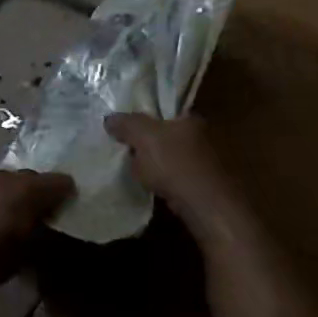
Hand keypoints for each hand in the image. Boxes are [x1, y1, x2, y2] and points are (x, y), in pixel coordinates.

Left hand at [0, 170, 73, 290]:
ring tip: (16, 212)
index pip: (57, 182)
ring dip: (17, 191)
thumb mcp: (27, 249)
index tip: (68, 206)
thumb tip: (49, 216)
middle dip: (40, 191)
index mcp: (28, 190)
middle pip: (32, 177)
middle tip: (43, 212)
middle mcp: (9, 177)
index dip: (65, 192)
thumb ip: (42, 226)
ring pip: (10, 179)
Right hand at [103, 113, 238, 218]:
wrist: (205, 205)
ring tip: (136, 171)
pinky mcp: (205, 184)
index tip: (127, 128)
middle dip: (150, 142)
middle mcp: (204, 136)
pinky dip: (166, 180)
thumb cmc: (175, 164)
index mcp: (192, 119)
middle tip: (127, 149)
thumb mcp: (144, 137)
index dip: (145, 117)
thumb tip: (109, 119)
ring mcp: (208, 162)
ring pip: (173, 157)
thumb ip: (126, 124)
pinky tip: (153, 187)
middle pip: (168, 134)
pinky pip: (178, 176)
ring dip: (158, 164)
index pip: (166, 111)